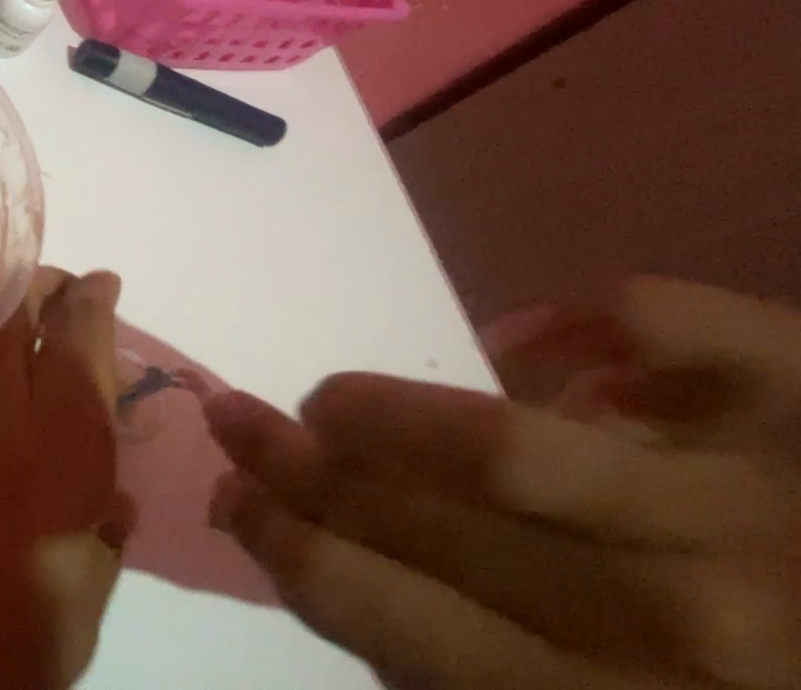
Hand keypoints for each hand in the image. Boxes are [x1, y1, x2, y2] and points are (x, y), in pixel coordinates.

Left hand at [0, 268, 129, 689]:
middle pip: (20, 306)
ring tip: (24, 322)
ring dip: (4, 310)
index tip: (105, 284)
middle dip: (47, 287)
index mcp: (56, 444)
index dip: (96, 304)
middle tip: (66, 294)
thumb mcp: (70, 618)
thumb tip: (111, 502)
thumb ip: (101, 545)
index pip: (81, 341)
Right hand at [201, 277, 800, 688]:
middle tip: (232, 421)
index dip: (289, 549)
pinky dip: (578, 324)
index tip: (230, 498)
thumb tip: (346, 563)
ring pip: (505, 440)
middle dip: (297, 468)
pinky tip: (540, 349)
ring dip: (379, 410)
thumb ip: (488, 662)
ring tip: (328, 400)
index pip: (396, 619)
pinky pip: (657, 322)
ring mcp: (769, 501)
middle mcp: (696, 629)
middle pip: (427, 528)